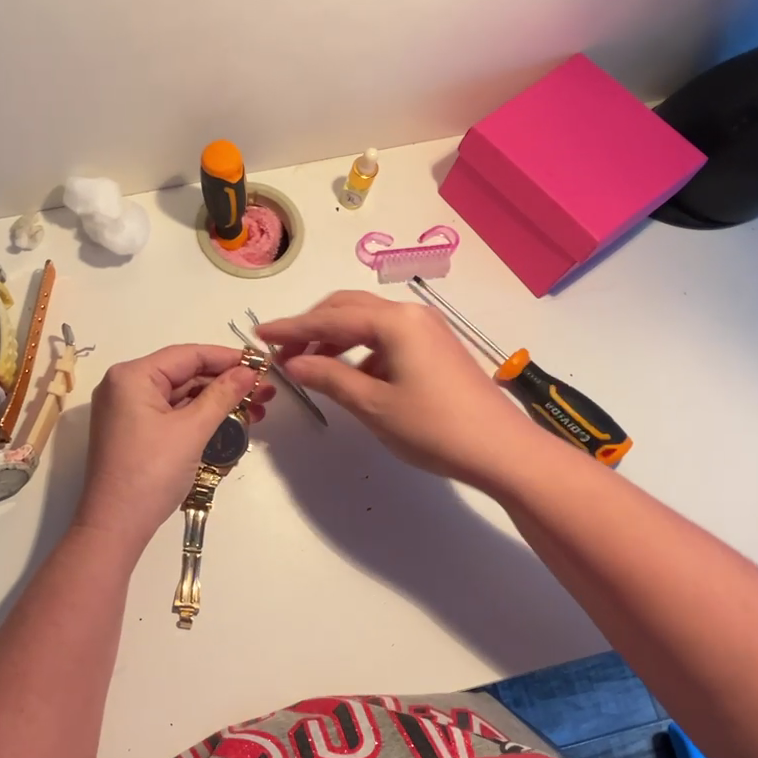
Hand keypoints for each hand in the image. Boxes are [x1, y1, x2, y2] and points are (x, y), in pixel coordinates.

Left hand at [74, 345, 274, 551]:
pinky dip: (198, 418)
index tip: (262, 365)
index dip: (227, 358)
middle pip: (184, 374)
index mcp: (131, 376)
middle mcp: (124, 386)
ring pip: (180, 397)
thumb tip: (248, 371)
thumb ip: (222, 395)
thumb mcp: (192, 430)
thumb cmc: (152, 473)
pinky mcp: (132, 433)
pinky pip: (170, 415)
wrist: (116, 526)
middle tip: (265, 393)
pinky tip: (228, 424)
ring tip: (256, 411)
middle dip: (226, 383)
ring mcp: (126, 411)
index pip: (187, 355)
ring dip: (216, 403)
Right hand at [256, 291, 538, 487]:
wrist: (500, 449)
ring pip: (367, 322)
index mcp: (394, 322)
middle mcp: (410, 314)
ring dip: (334, 338)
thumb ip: (329, 378)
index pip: (329, 318)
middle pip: (348, 308)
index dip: (291, 327)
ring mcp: (426, 329)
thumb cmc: (433, 427)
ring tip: (309, 366)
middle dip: (312, 327)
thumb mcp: (373, 405)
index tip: (258, 335)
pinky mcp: (434, 348)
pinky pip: (385, 337)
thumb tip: (293, 363)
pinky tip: (348, 377)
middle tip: (281, 352)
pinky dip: (359, 350)